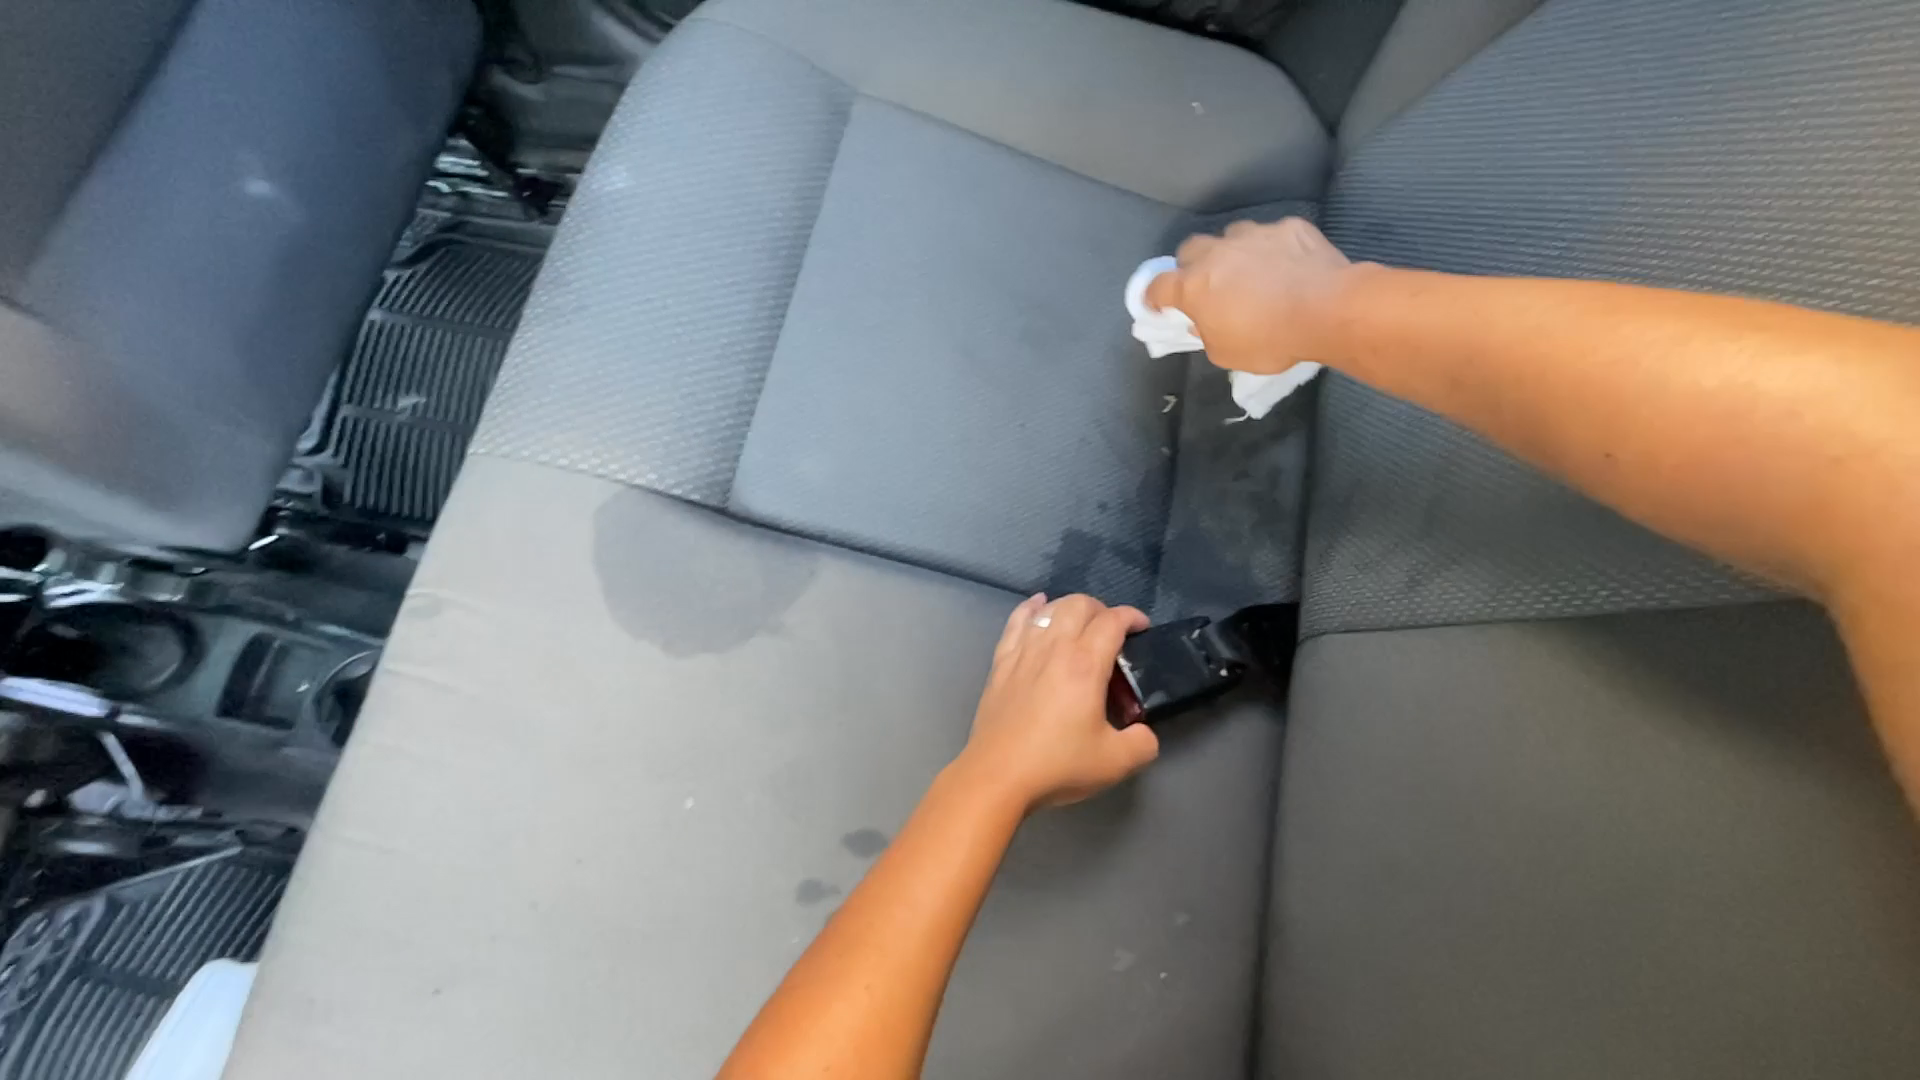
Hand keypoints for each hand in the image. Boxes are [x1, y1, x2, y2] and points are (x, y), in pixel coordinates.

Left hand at [955, 594, 1159, 811]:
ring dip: (1070, 607)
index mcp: (1084, 664)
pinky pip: (1017, 621)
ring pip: (1049, 609)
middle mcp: (1053, 648)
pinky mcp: (1001, 662)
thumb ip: (1142, 742)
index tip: (1142, 627)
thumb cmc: (1057, 764)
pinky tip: (1038, 606)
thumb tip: (1144, 733)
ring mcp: (1023, 652)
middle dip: (1102, 609)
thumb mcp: (1115, 761)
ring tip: (1081, 621)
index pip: (1112, 621)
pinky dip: (1031, 608)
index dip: (1132, 617)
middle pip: (1079, 605)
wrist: (998, 775)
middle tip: (1113, 632)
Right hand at [1145, 217, 1357, 374]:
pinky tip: (1287, 267)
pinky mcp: (1290, 228)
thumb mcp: (1225, 353)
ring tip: (1250, 272)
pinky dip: (1272, 250)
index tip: (1157, 305)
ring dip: (1232, 253)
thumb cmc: (1269, 339)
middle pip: (1190, 249)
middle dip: (1191, 265)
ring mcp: (1255, 235)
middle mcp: (1218, 252)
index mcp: (1194, 286)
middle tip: (1205, 285)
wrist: (1327, 310)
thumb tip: (1203, 321)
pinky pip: (1272, 235)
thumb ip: (1206, 333)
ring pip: (1231, 237)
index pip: (1158, 285)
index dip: (1154, 296)